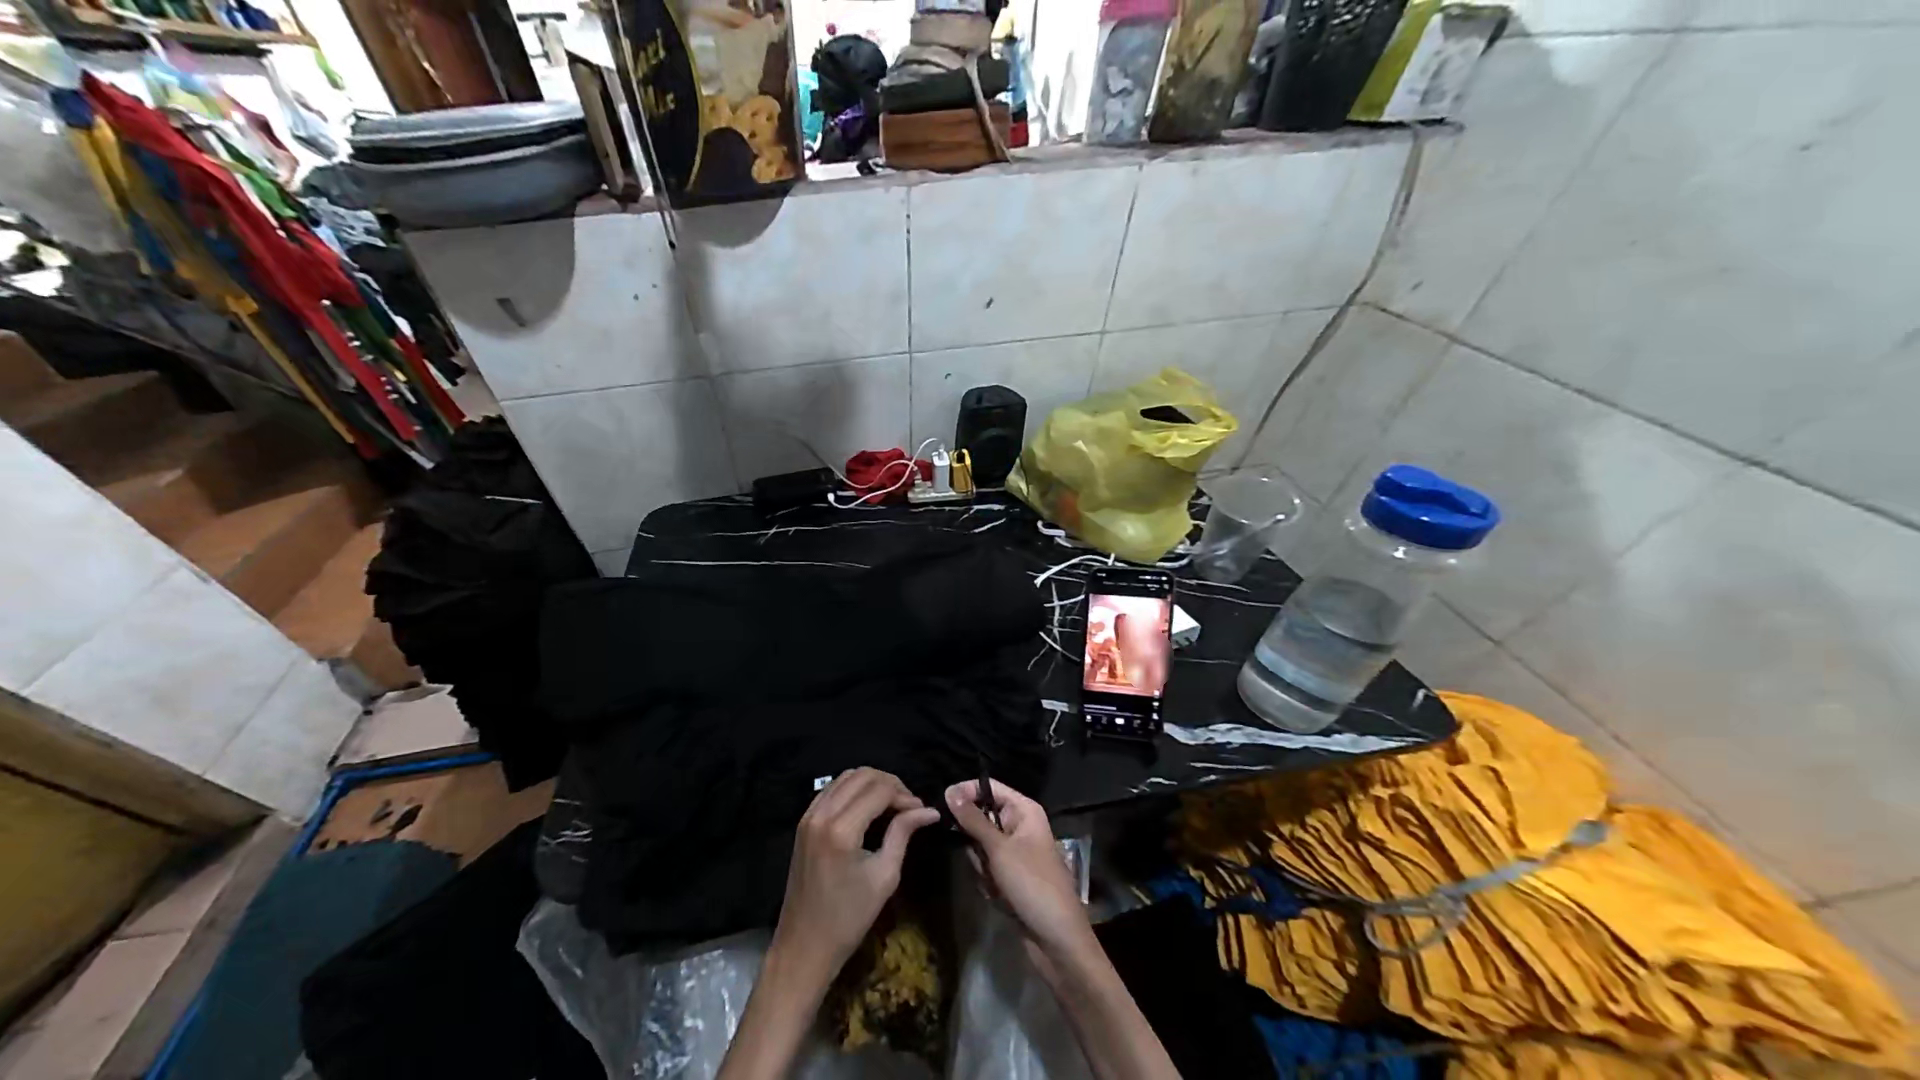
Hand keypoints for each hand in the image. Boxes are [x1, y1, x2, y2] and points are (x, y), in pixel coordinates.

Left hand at [773, 768, 941, 977]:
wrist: (804, 946)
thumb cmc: (849, 918)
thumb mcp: (884, 877)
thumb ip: (903, 834)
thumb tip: (929, 811)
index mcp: (841, 830)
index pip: (879, 790)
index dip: (905, 795)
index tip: (921, 811)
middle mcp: (821, 814)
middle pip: (861, 775)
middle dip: (890, 783)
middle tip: (909, 805)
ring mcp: (808, 816)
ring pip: (845, 777)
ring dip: (871, 783)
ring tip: (892, 804)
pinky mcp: (803, 823)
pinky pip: (831, 790)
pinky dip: (852, 789)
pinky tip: (868, 807)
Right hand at [945, 778, 1091, 955]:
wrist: (1056, 939)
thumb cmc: (1032, 885)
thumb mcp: (999, 849)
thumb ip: (972, 819)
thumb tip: (949, 790)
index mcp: (1024, 810)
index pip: (989, 787)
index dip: (966, 792)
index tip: (942, 804)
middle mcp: (1019, 826)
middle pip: (981, 817)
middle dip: (974, 840)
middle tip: (981, 859)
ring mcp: (1014, 852)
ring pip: (979, 846)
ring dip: (980, 865)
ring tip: (994, 882)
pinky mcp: (1009, 875)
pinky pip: (985, 868)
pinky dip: (986, 881)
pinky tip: (998, 897)